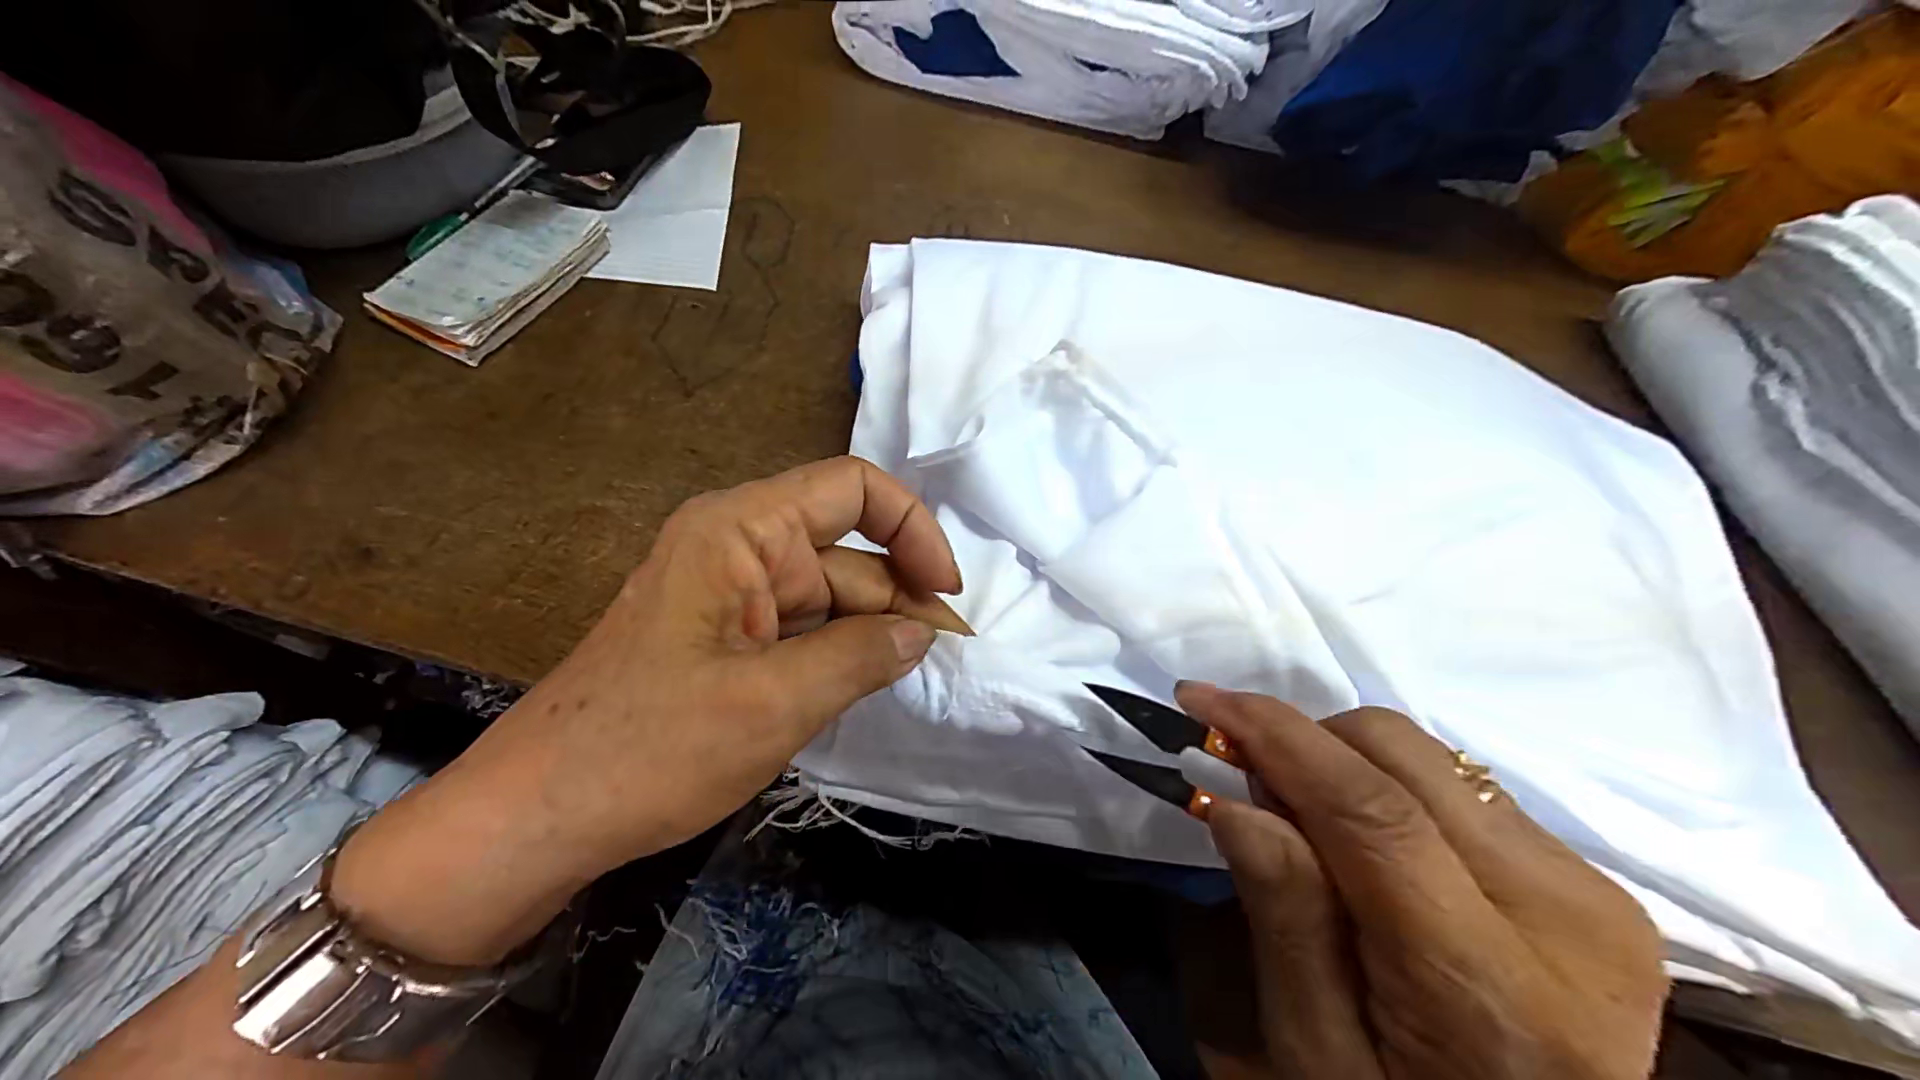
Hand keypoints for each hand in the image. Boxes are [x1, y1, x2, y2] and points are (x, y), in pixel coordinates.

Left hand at [331, 457, 964, 964]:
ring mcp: (731, 595)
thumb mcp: (774, 703)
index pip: (851, 488)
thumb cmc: (651, 748)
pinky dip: (839, 651)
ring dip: (870, 629)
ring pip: (828, 594)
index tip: (944, 591)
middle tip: (944, 650)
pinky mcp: (728, 638)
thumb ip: (860, 657)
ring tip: (908, 673)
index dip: (911, 527)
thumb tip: (922, 632)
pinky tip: (865, 681)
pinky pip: (803, 629)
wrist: (539, 815)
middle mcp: (738, 547)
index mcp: (740, 531)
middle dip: (897, 593)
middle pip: (845, 548)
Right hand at [1177, 684, 1667, 1079]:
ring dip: (1338, 756)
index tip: (1198, 699)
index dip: (1277, 736)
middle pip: (1402, 756)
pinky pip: (1457, 783)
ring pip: (1429, 754)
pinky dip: (1382, 780)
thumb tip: (1232, 801)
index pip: (1372, 811)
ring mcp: (1588, 891)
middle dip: (1301, 739)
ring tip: (1293, 806)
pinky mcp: (1588, 880)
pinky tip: (1355, 830)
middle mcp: (1561, 915)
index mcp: (1491, 986)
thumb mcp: (1314, 1053)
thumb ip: (1284, 922)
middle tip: (1238, 769)